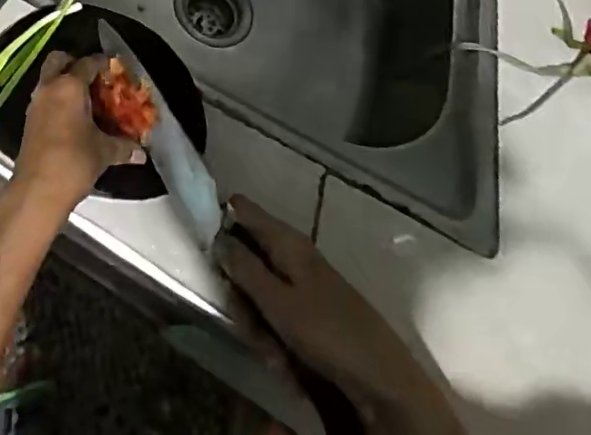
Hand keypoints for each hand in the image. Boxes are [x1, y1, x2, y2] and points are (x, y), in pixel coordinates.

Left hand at [14, 51, 137, 206]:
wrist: (37, 190)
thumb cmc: (73, 161)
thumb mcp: (104, 152)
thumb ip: (123, 146)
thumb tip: (141, 152)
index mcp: (69, 86)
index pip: (88, 63)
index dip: (103, 63)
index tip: (115, 69)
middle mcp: (49, 87)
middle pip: (59, 60)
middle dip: (75, 63)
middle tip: (94, 78)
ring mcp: (36, 103)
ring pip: (49, 78)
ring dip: (65, 82)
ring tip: (87, 99)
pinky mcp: (29, 119)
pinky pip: (45, 97)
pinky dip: (57, 99)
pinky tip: (73, 117)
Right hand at [216, 197, 464, 434]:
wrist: (385, 381)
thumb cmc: (328, 332)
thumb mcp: (277, 302)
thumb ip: (243, 267)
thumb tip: (216, 236)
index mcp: (287, 241)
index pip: (243, 209)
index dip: (220, 218)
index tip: (204, 245)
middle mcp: (295, 254)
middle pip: (248, 256)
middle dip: (240, 292)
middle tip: (246, 321)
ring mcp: (305, 283)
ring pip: (261, 292)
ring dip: (259, 323)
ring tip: (273, 353)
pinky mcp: (313, 311)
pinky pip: (280, 316)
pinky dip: (277, 338)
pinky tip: (286, 364)